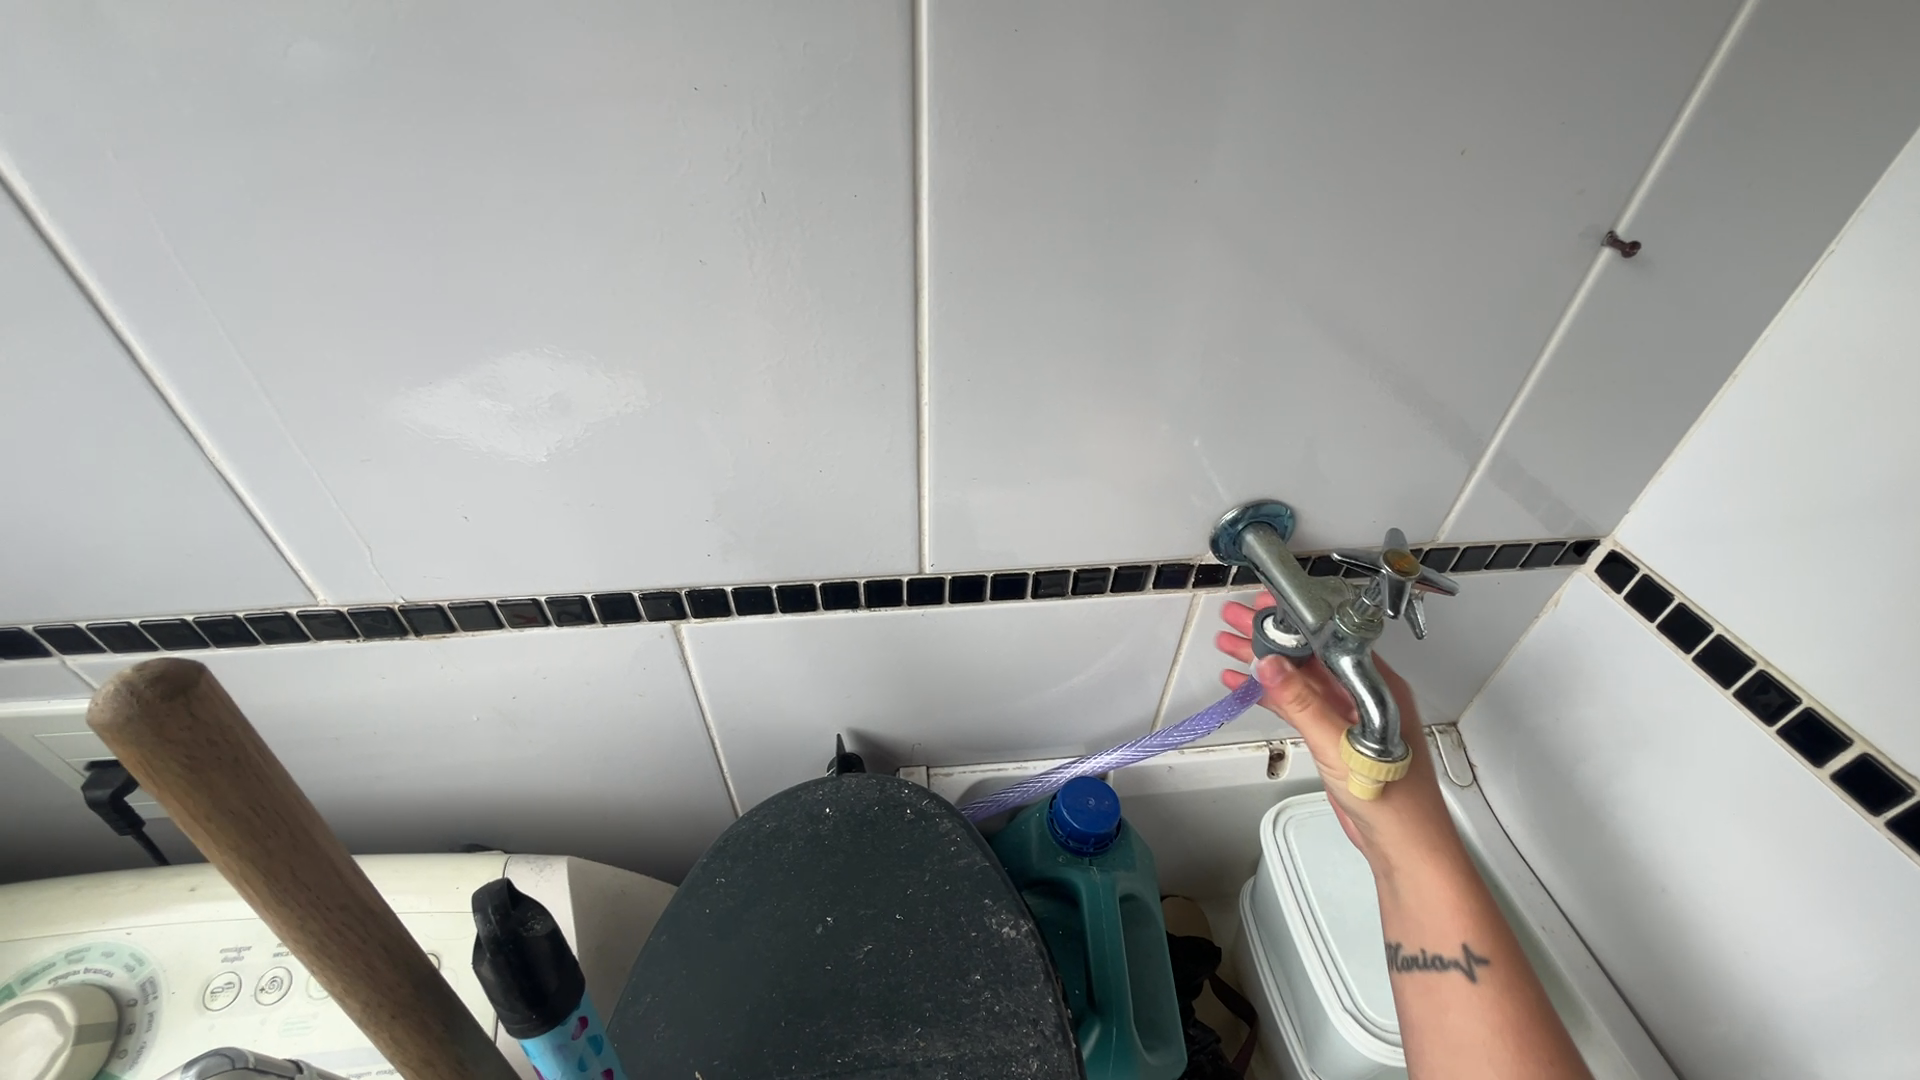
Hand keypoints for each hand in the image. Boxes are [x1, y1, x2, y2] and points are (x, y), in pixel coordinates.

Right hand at [1217, 592, 1460, 871]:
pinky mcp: (1331, 734)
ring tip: (1229, 644)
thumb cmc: (1394, 800)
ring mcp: (1346, 714)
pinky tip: (1243, 685)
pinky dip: (1269, 693)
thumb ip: (1302, 703)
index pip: (1330, 639)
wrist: (1402, 847)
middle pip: (1309, 654)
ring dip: (1264, 662)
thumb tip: (1270, 665)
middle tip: (1236, 621)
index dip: (1294, 620)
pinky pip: (1295, 703)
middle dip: (1272, 636)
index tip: (1264, 606)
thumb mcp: (1339, 744)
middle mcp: (1362, 693)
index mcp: (1376, 685)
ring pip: (1298, 676)